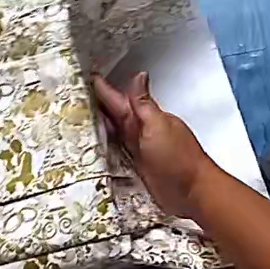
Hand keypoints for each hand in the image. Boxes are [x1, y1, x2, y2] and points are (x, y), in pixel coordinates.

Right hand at [92, 72, 218, 218]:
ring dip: (98, 124)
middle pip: (113, 115)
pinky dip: (105, 146)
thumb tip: (139, 75)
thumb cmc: (179, 159)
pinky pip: (115, 152)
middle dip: (96, 105)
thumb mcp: (157, 126)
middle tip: (76, 94)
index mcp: (146, 117)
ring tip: (79, 115)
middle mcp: (140, 132)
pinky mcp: (136, 168)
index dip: (103, 90)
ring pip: (113, 132)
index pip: (119, 100)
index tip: (86, 78)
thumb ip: (143, 104)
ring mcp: (138, 150)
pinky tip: (94, 145)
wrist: (193, 193)